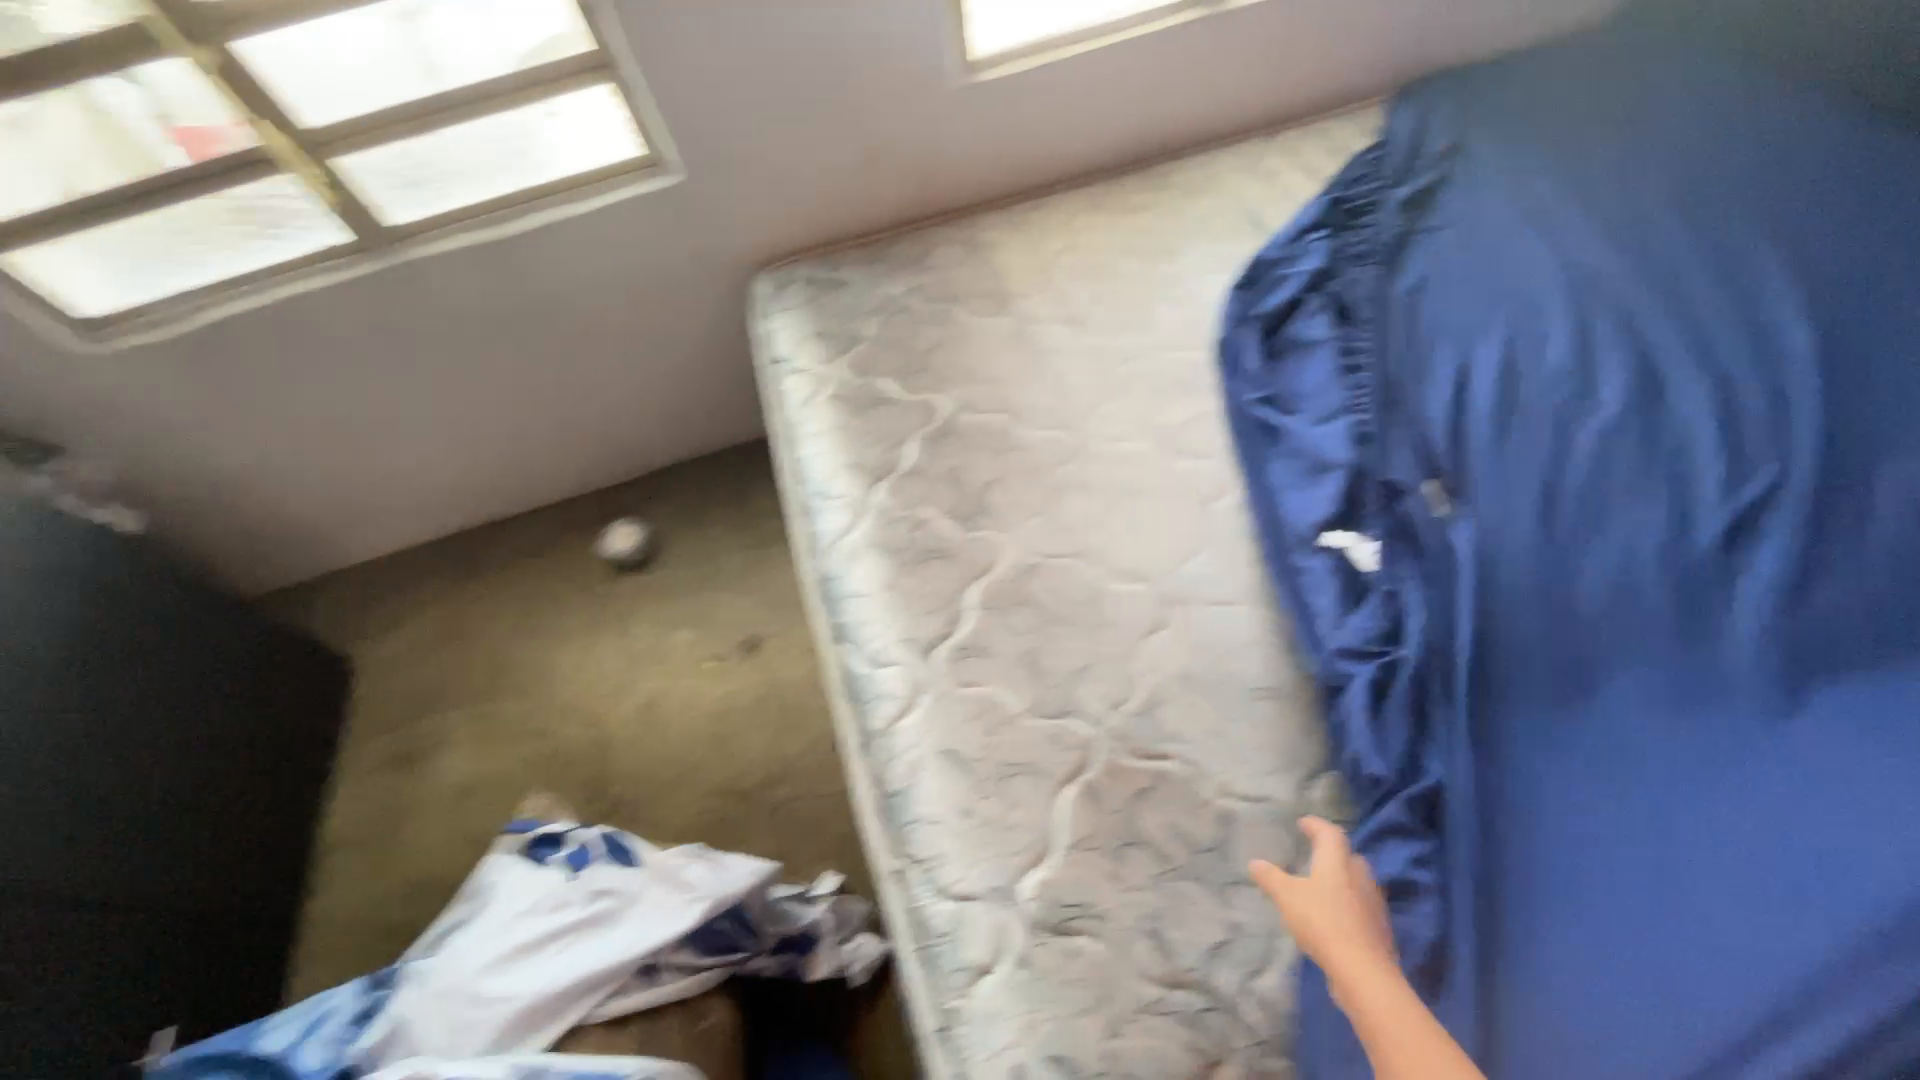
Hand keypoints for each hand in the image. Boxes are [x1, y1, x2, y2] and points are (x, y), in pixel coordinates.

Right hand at [1250, 817, 1397, 992]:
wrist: (1362, 970)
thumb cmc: (1321, 922)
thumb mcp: (1287, 897)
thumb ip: (1271, 878)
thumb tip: (1254, 862)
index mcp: (1337, 863)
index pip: (1330, 834)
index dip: (1316, 826)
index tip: (1304, 823)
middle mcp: (1359, 877)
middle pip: (1349, 856)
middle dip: (1333, 854)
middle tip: (1316, 856)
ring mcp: (1373, 903)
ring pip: (1357, 882)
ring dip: (1342, 881)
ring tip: (1323, 888)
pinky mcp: (1379, 929)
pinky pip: (1361, 906)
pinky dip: (1348, 905)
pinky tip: (1335, 917)